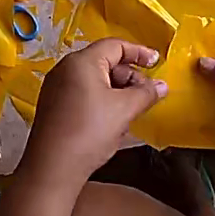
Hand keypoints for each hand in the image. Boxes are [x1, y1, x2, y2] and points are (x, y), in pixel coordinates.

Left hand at [20, 39, 167, 185]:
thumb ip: (146, 93)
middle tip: (147, 93)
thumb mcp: (124, 110)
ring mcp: (57, 88)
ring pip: (96, 79)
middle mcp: (66, 70)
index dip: (139, 52)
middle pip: (105, 61)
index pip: (115, 45)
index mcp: (81, 62)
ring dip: (119, 90)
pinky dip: (104, 99)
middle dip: (130, 75)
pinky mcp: (54, 106)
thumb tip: (162, 86)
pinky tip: (114, 119)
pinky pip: (84, 93)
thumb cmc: (88, 132)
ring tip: (133, 109)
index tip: (156, 62)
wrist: (52, 169)